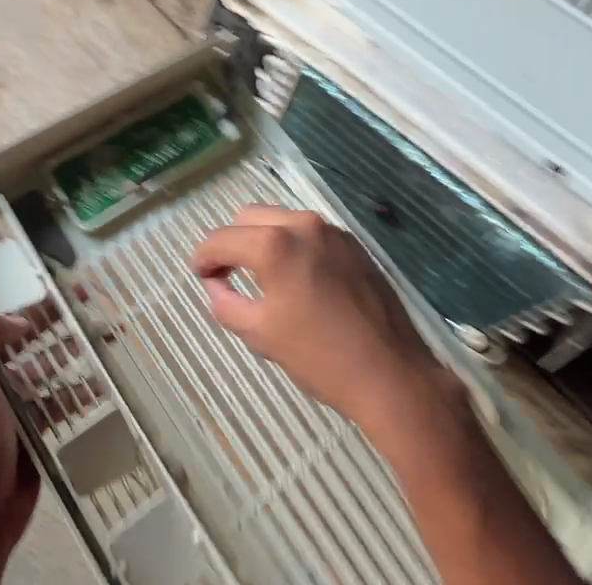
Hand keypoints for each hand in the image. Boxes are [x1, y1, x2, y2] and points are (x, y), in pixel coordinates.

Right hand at [191, 205, 451, 429]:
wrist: (391, 373)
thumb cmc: (319, 357)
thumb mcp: (261, 334)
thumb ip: (226, 304)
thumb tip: (215, 285)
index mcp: (274, 245)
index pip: (221, 239)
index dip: (203, 257)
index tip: (200, 275)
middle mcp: (302, 225)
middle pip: (249, 218)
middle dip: (233, 243)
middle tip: (227, 276)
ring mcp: (333, 231)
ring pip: (282, 220)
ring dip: (263, 240)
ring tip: (262, 277)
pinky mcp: (354, 244)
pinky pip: (310, 233)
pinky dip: (293, 246)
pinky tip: (298, 279)